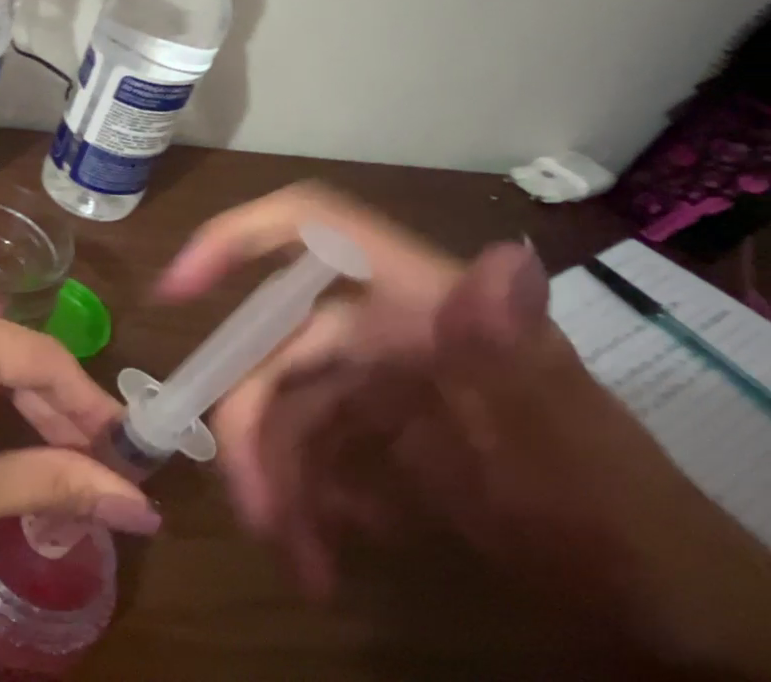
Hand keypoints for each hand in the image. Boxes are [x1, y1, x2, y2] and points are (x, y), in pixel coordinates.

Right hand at [160, 182, 770, 669]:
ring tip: (298, 561)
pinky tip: (324, 556)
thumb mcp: (567, 453)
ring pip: (283, 412)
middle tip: (260, 519)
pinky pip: (308, 453)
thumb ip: (514, 360)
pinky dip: (303, 500)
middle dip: (255, 434)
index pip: (315, 234)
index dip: (236, 241)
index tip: (177, 294)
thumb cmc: (623, 523)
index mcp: (429, 307)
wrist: (668, 611)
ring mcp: (382, 383)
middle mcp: (392, 330)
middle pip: (278, 354)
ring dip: (276, 483)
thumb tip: (498, 260)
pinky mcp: (379, 433)